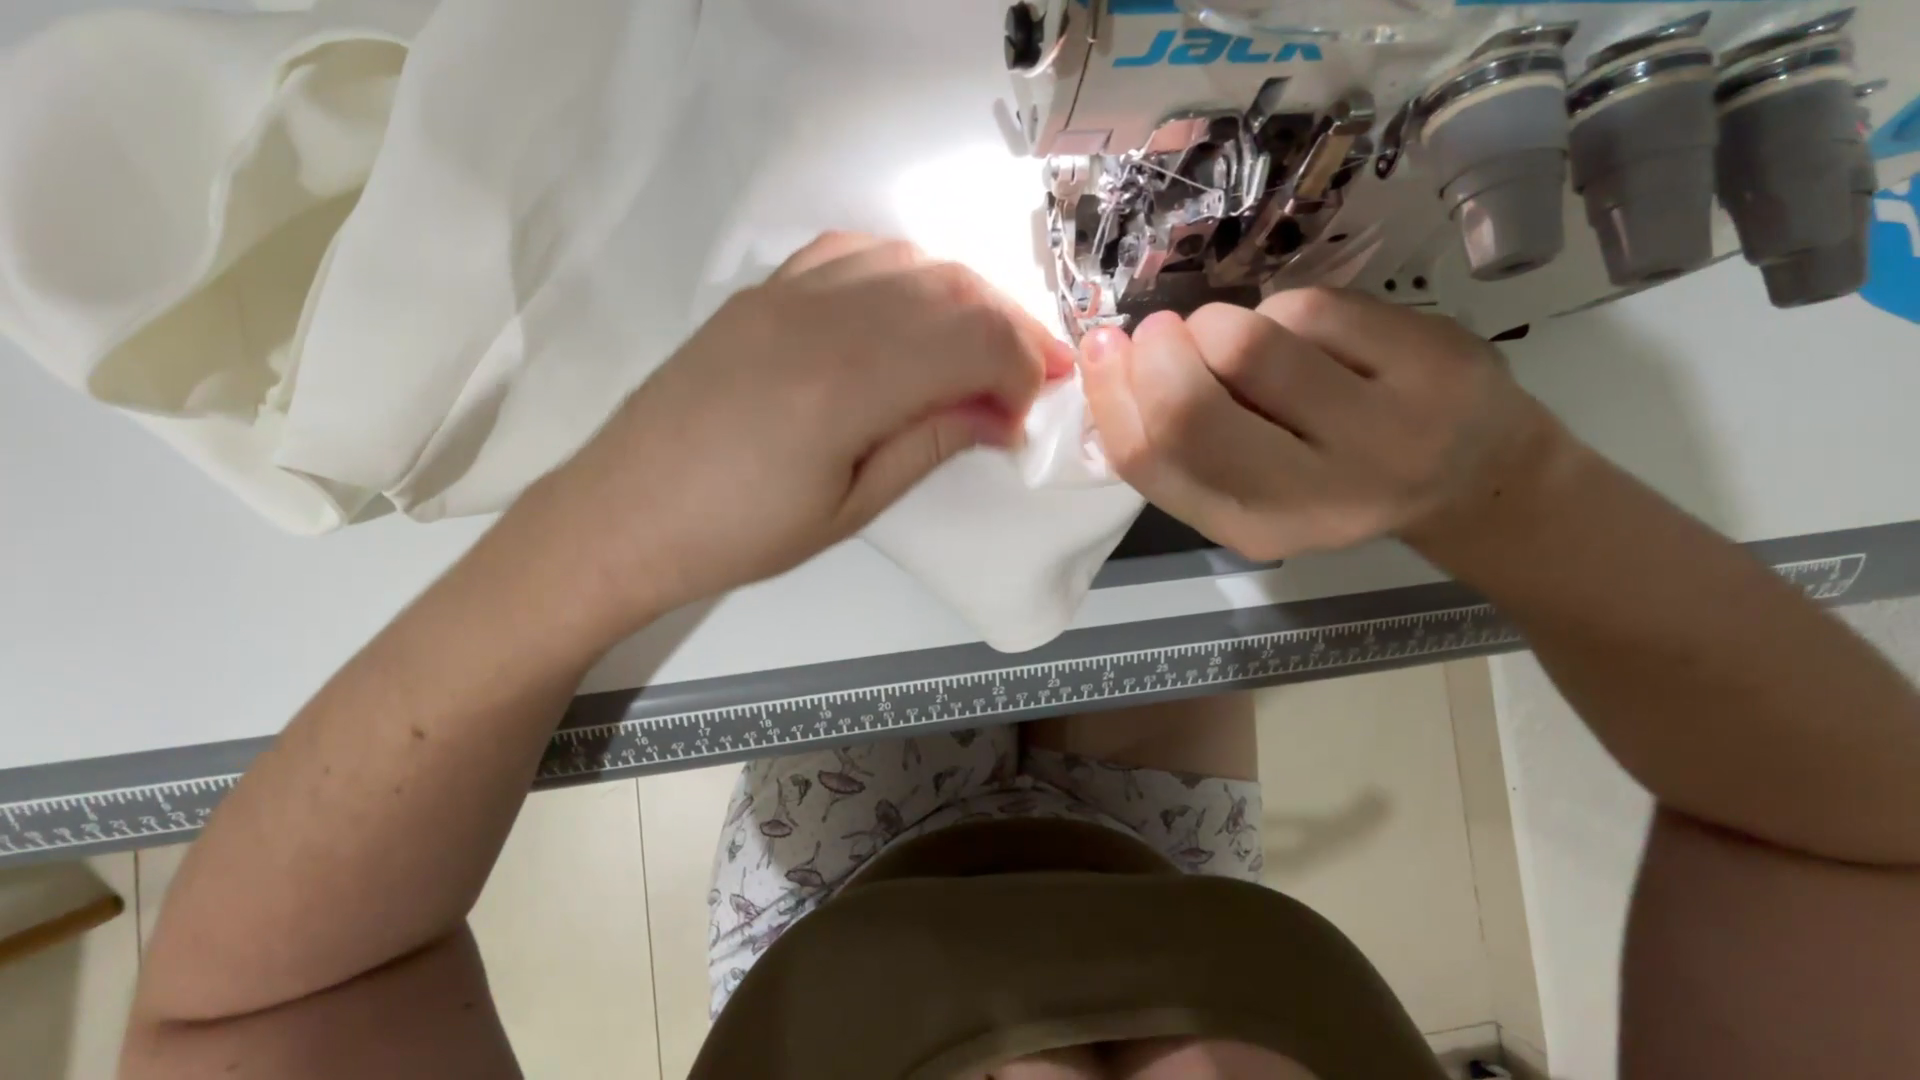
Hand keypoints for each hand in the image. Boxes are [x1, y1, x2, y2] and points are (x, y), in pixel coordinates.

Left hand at [539, 231, 1072, 622]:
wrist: (622, 515)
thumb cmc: (739, 535)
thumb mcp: (850, 508)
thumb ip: (931, 445)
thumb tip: (1002, 415)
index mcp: (848, 383)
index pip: (975, 336)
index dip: (1022, 366)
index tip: (1026, 412)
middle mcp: (822, 315)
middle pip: (952, 287)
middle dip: (1008, 327)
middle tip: (1027, 377)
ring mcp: (785, 293)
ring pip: (908, 260)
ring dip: (962, 298)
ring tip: (978, 348)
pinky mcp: (761, 292)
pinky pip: (852, 253)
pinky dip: (902, 273)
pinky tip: (910, 313)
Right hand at [1078, 288, 1556, 561]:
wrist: (1472, 476)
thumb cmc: (1336, 481)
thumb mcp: (1250, 493)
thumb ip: (1182, 451)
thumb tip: (1112, 363)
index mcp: (1255, 528)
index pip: (1152, 460)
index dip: (1111, 395)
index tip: (1105, 349)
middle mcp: (1317, 495)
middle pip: (1191, 409)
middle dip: (1158, 353)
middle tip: (1164, 335)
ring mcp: (1384, 430)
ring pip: (1248, 343)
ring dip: (1221, 325)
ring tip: (1244, 342)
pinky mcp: (1432, 364)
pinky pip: (1311, 308)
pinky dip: (1287, 310)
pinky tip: (1311, 337)